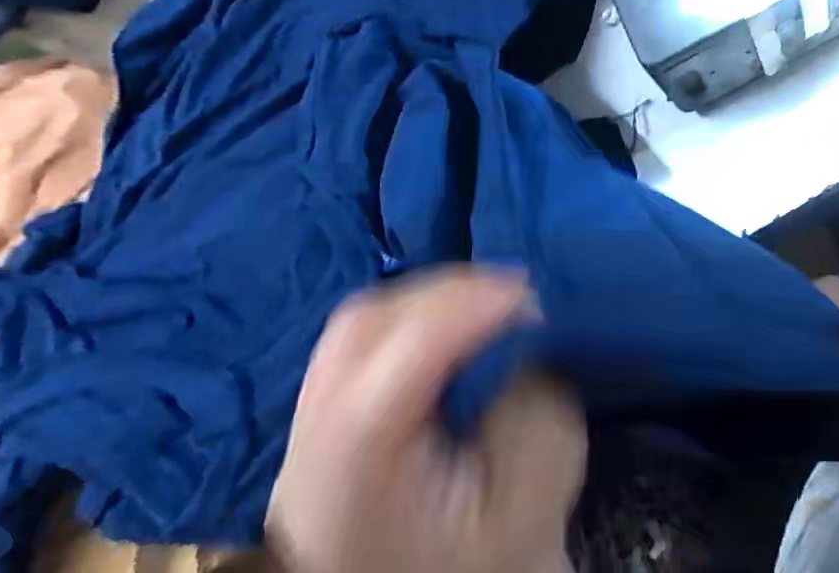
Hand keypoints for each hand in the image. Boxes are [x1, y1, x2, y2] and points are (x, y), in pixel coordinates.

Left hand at [266, 269, 586, 572]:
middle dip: (445, 294)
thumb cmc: (487, 569)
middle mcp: (308, 450)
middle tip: (511, 296)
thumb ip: (534, 407)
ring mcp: (303, 440)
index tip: (528, 295)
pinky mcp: (319, 433)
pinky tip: (451, 331)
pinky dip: (407, 322)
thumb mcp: (534, 500)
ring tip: (486, 305)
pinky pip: (356, 347)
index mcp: (353, 475)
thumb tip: (517, 339)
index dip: (467, 306)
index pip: (401, 357)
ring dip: (425, 302)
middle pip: (365, 328)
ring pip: (355, 328)